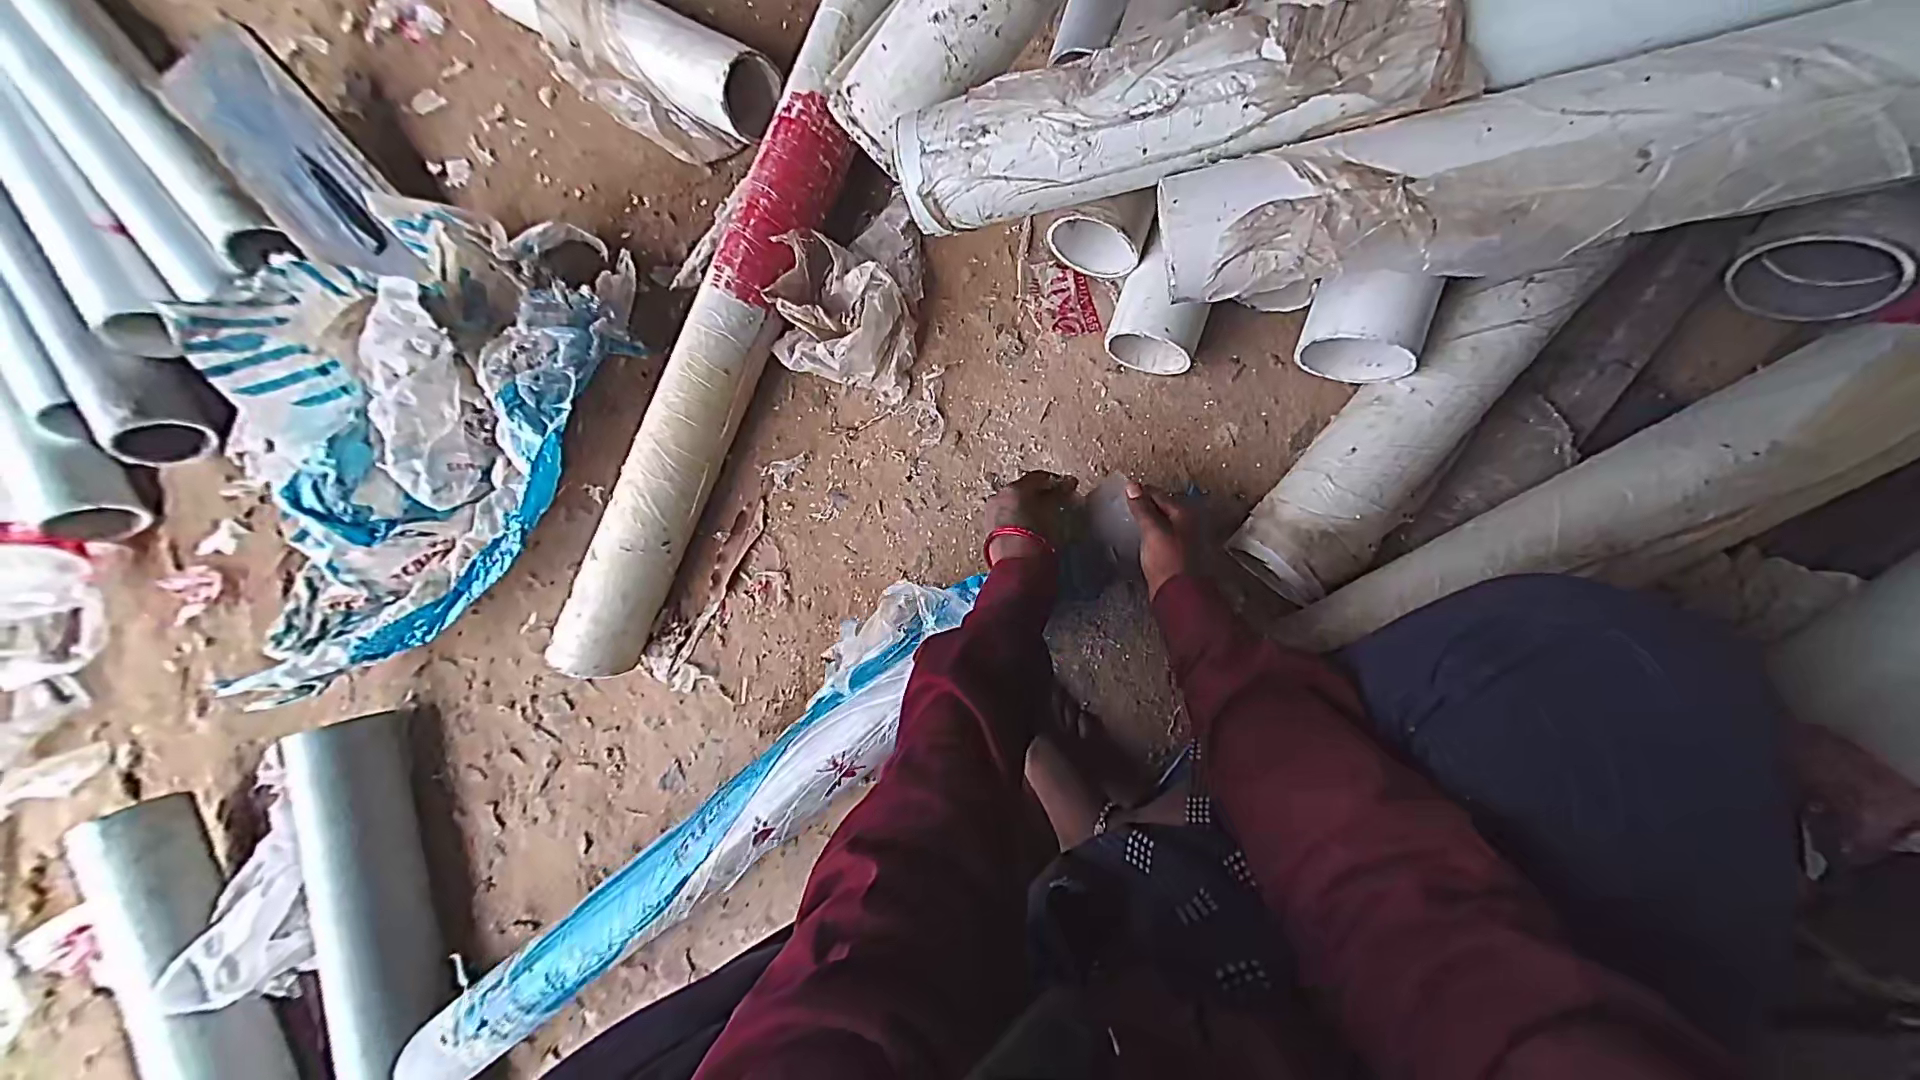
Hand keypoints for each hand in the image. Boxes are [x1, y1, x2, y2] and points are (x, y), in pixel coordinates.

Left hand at [983, 471, 1078, 564]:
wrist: (1018, 564)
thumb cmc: (1040, 534)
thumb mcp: (1054, 510)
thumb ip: (1060, 494)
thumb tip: (1067, 484)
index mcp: (1015, 488)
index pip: (1038, 477)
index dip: (1056, 481)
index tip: (1069, 487)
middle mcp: (999, 496)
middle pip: (1023, 490)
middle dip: (1040, 494)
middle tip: (1057, 501)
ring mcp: (991, 513)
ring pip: (1013, 504)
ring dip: (1028, 507)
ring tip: (1044, 516)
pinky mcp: (989, 531)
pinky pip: (1007, 518)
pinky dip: (1019, 519)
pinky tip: (1030, 527)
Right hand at [1125, 480, 1200, 598]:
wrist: (1178, 594)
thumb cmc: (1168, 560)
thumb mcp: (1152, 529)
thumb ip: (1142, 507)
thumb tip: (1132, 486)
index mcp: (1184, 513)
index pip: (1158, 494)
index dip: (1141, 491)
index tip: (1125, 490)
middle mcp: (1187, 524)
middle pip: (1163, 507)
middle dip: (1145, 504)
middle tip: (1127, 503)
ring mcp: (1183, 540)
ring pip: (1162, 522)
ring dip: (1148, 519)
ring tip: (1131, 519)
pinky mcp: (1176, 554)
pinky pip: (1161, 536)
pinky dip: (1150, 533)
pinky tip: (1141, 538)